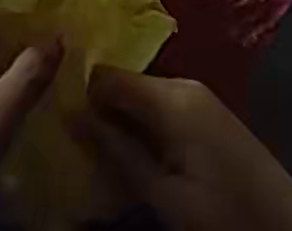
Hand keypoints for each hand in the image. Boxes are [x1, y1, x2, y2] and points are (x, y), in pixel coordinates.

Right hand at [76, 67, 291, 230]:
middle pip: (121, 83)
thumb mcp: (164, 194)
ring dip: (123, 119)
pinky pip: (161, 107)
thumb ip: (114, 148)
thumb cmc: (229, 220)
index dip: (79, 93)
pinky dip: (145, 125)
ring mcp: (202, 100)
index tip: (62, 117)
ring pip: (139, 96)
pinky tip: (141, 152)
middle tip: (81, 137)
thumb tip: (67, 111)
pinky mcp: (213, 117)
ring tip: (108, 147)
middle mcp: (184, 85)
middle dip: (101, 107)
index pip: (102, 74)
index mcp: (170, 97)